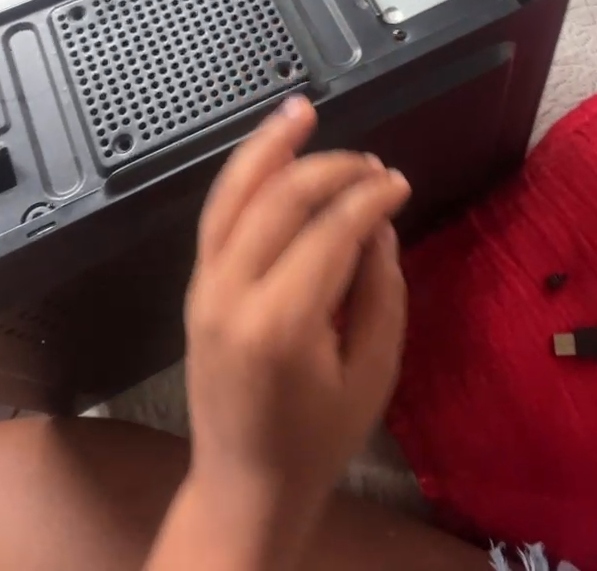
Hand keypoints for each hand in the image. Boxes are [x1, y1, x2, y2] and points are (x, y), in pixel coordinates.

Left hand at [178, 96, 409, 561]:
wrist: (243, 486)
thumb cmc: (319, 438)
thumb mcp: (375, 371)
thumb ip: (381, 288)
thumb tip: (377, 222)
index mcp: (283, 325)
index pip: (332, 231)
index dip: (372, 197)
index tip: (399, 184)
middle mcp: (233, 295)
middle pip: (283, 200)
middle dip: (334, 169)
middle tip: (375, 165)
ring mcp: (205, 287)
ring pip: (235, 194)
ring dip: (271, 147)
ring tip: (300, 110)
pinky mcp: (196, 286)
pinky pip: (218, 214)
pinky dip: (243, 174)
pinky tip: (270, 150)